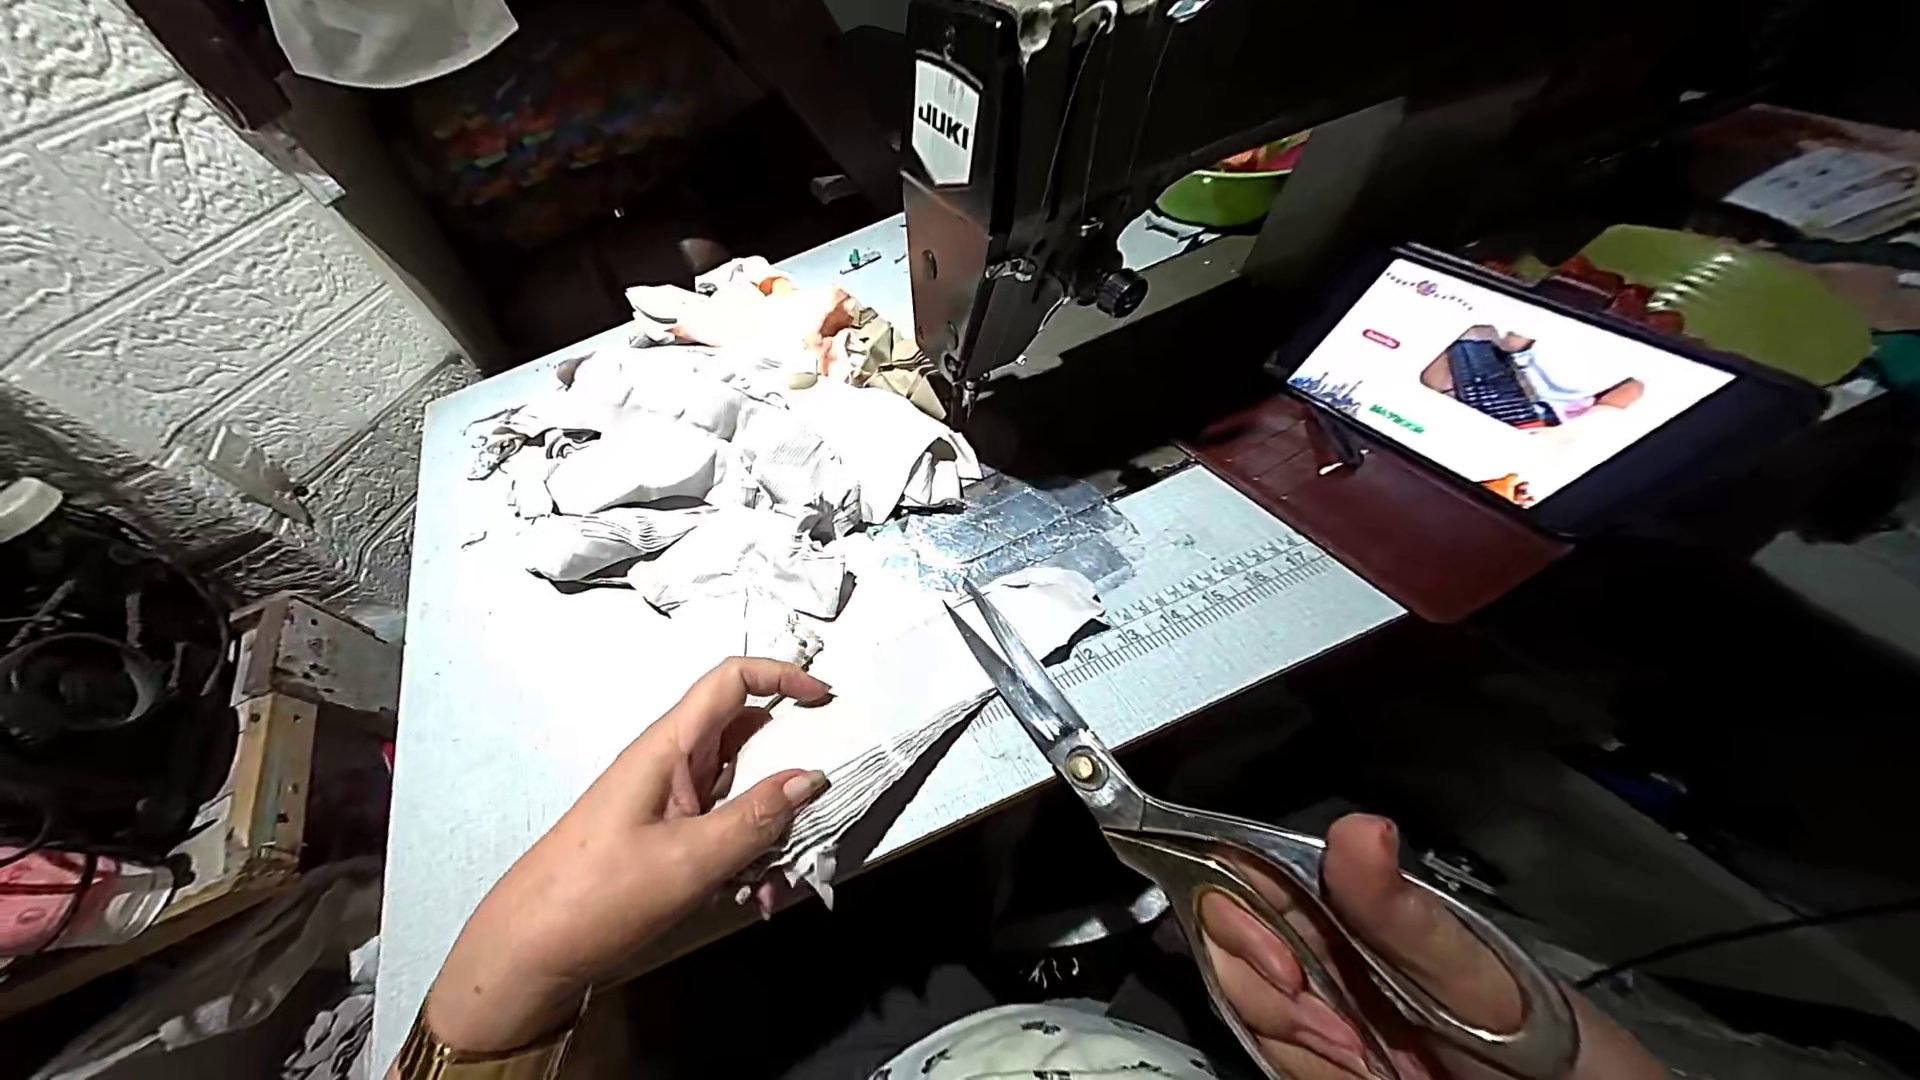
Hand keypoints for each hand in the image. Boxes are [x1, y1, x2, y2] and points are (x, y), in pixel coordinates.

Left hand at [423, 658, 831, 1052]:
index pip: (732, 680)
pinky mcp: (676, 824)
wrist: (522, 956)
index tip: (822, 697)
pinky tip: (755, 890)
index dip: (781, 675)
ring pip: (744, 780)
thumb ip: (756, 818)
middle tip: (817, 796)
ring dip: (771, 816)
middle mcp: (677, 759)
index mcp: (670, 745)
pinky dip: (753, 842)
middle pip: (748, 732)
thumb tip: (812, 778)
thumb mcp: (688, 861)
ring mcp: (677, 793)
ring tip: (780, 871)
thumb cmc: (596, 896)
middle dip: (787, 762)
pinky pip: (730, 815)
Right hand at [1199, 814, 1668, 1079]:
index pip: (1237, 868)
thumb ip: (1404, 909)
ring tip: (1359, 1058)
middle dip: (1258, 983)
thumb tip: (1361, 827)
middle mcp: (1306, 931)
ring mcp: (1305, 990)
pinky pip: (1262, 1045)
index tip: (1282, 963)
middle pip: (1220, 930)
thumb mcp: (1477, 974)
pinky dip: (1298, 1066)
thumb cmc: (1546, 1044)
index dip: (1235, 907)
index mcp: (1333, 892)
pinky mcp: (1305, 1047)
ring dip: (1285, 1034)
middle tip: (1333, 1024)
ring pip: (1234, 990)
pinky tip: (1352, 1072)